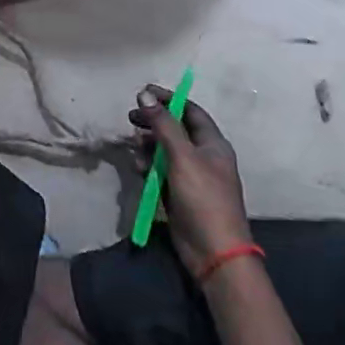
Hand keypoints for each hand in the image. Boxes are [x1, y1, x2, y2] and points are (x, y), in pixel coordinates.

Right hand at [130, 86, 253, 277]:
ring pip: (165, 150)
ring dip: (148, 145)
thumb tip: (145, 94)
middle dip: (153, 122)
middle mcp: (203, 156)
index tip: (143, 92)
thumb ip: (163, 124)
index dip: (168, 99)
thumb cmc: (203, 198)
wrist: (214, 252)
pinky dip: (149, 166)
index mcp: (213, 143)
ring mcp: (191, 176)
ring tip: (133, 146)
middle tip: (130, 118)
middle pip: (176, 129)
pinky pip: (161, 171)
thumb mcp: (182, 156)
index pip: (190, 110)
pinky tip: (137, 168)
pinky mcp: (179, 194)